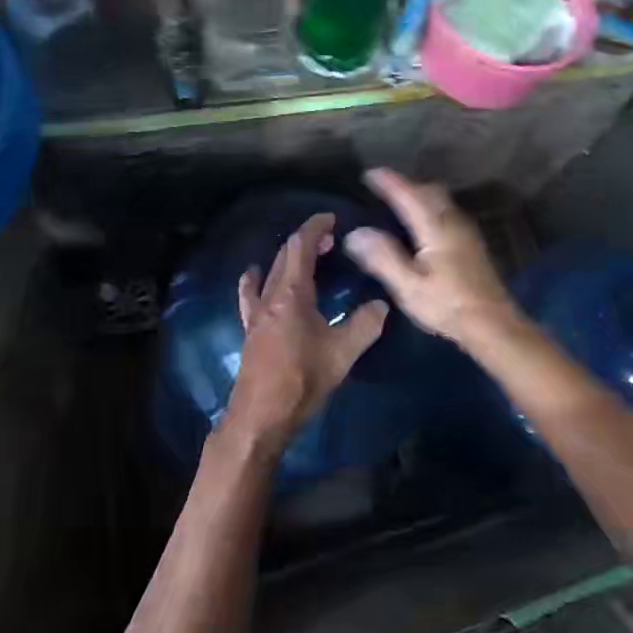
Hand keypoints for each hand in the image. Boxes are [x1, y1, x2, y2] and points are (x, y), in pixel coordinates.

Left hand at [218, 213, 389, 461]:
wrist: (262, 415)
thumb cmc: (303, 380)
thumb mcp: (343, 352)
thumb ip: (365, 325)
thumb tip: (381, 305)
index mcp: (292, 294)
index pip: (300, 247)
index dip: (315, 228)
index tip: (332, 218)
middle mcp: (270, 296)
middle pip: (284, 256)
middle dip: (306, 242)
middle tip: (331, 241)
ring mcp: (256, 313)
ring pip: (269, 272)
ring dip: (287, 259)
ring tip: (306, 259)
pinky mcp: (250, 330)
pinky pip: (252, 294)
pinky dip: (257, 279)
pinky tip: (256, 278)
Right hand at [343, 169, 524, 348]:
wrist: (492, 324)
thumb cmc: (447, 306)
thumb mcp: (408, 286)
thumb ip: (382, 258)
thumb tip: (356, 233)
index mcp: (436, 228)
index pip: (409, 195)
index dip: (389, 182)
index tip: (369, 173)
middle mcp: (453, 222)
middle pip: (430, 191)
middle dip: (406, 185)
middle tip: (383, 188)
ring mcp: (466, 232)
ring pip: (441, 201)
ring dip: (420, 196)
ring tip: (398, 203)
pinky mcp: (472, 245)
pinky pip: (447, 213)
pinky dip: (430, 209)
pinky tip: (421, 226)